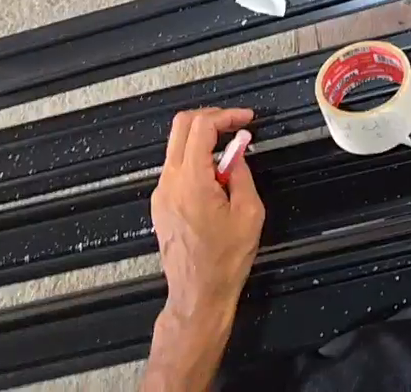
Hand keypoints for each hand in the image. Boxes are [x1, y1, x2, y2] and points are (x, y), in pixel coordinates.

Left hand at [151, 108, 264, 325]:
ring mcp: (161, 192)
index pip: (201, 125)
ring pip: (176, 144)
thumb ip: (242, 173)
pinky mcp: (160, 203)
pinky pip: (175, 166)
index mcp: (192, 181)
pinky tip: (216, 176)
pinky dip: (195, 158)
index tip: (246, 119)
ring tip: (230, 158)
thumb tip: (237, 151)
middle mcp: (169, 182)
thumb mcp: (250, 213)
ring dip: (203, 139)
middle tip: (235, 125)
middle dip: (211, 117)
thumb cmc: (225, 260)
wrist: (198, 295)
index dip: (226, 115)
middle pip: (181, 125)